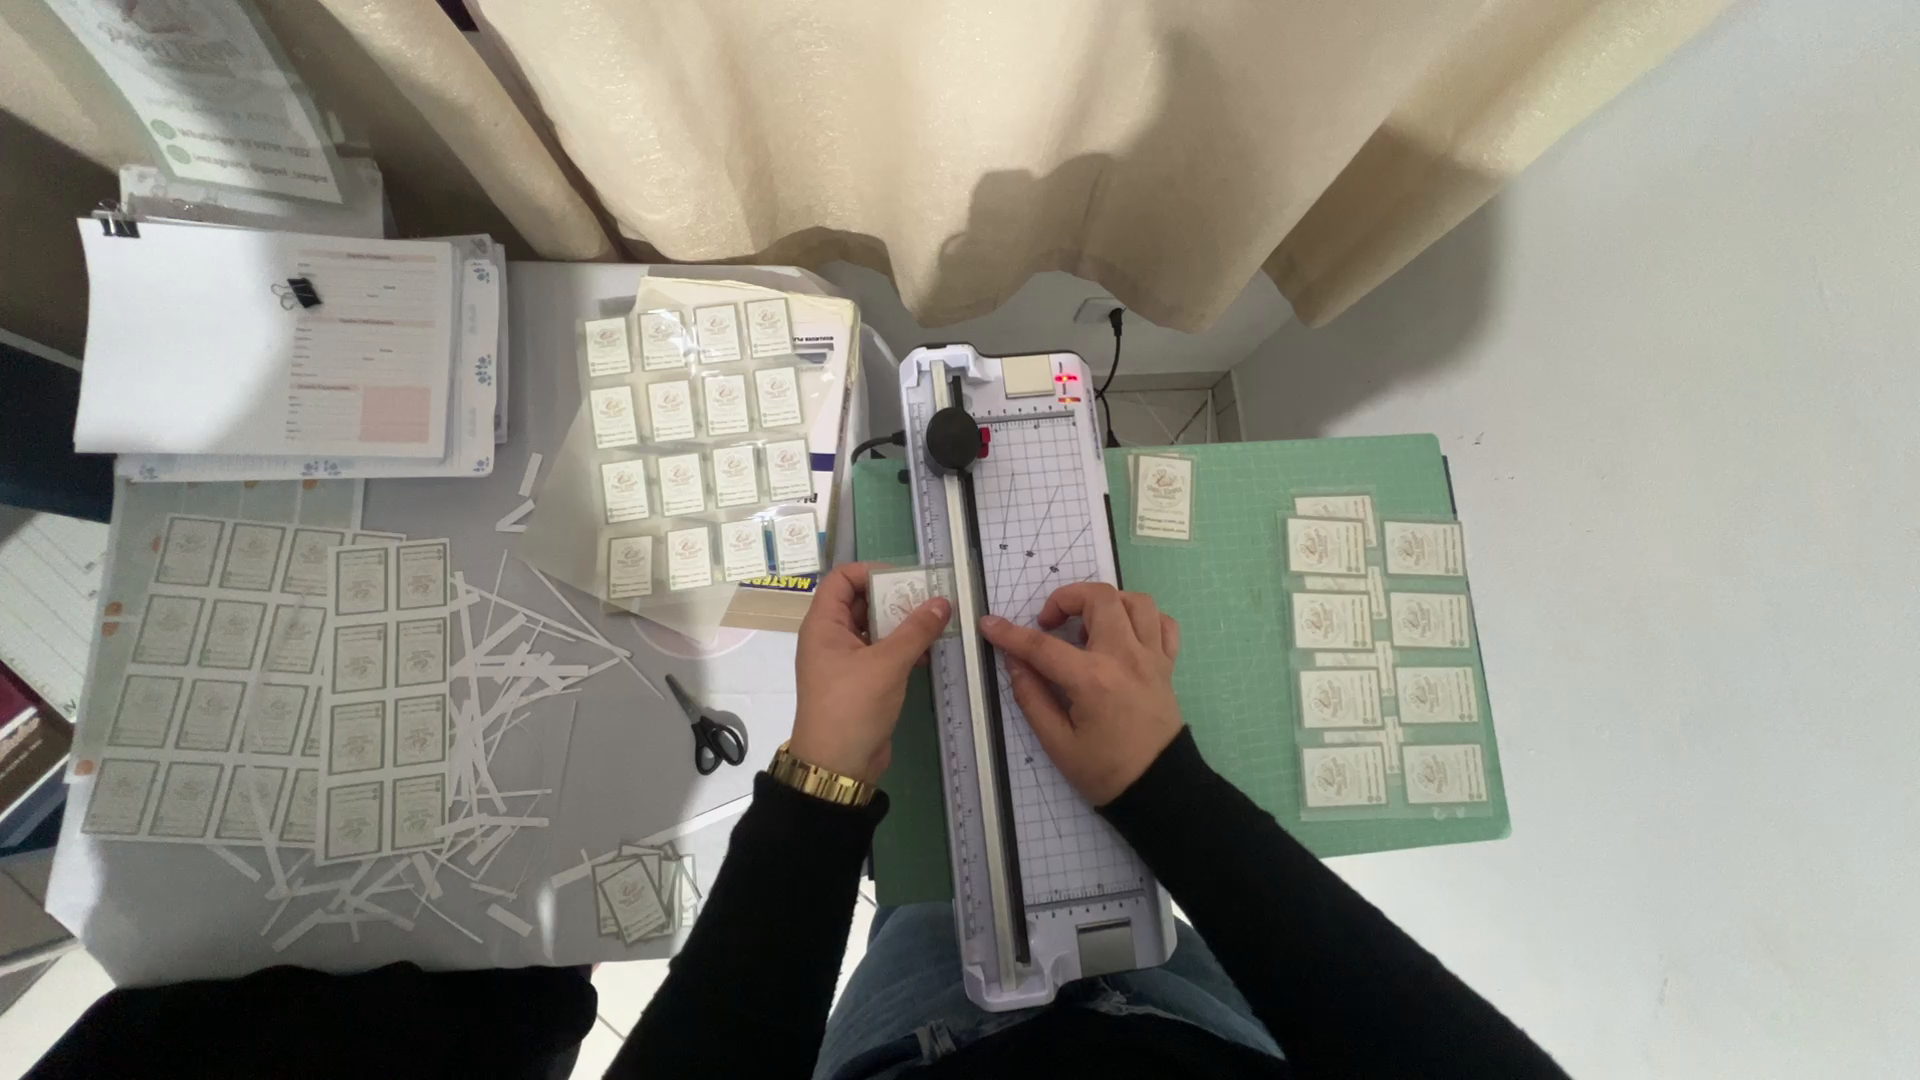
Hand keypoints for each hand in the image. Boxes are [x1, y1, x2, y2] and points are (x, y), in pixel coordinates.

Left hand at [791, 562, 951, 782]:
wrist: (837, 767)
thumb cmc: (852, 707)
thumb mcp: (887, 664)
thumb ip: (916, 630)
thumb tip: (942, 602)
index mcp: (824, 625)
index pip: (842, 579)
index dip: (870, 572)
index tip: (905, 580)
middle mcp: (830, 637)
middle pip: (861, 601)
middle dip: (894, 598)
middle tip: (928, 600)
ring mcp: (844, 660)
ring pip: (874, 628)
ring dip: (902, 624)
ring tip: (934, 625)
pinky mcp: (859, 681)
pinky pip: (881, 652)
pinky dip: (902, 648)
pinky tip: (927, 654)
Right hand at [980, 584, 1182, 805]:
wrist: (1161, 790)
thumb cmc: (1105, 771)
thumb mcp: (1057, 743)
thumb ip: (1031, 697)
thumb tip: (1015, 662)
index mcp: (1093, 680)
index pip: (1043, 646)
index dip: (1010, 633)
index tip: (989, 624)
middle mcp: (1125, 657)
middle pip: (1099, 598)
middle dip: (1065, 598)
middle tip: (1049, 624)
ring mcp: (1152, 657)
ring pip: (1136, 601)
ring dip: (1106, 603)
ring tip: (1088, 626)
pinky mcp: (1167, 665)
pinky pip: (1163, 623)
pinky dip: (1143, 619)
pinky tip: (1123, 634)